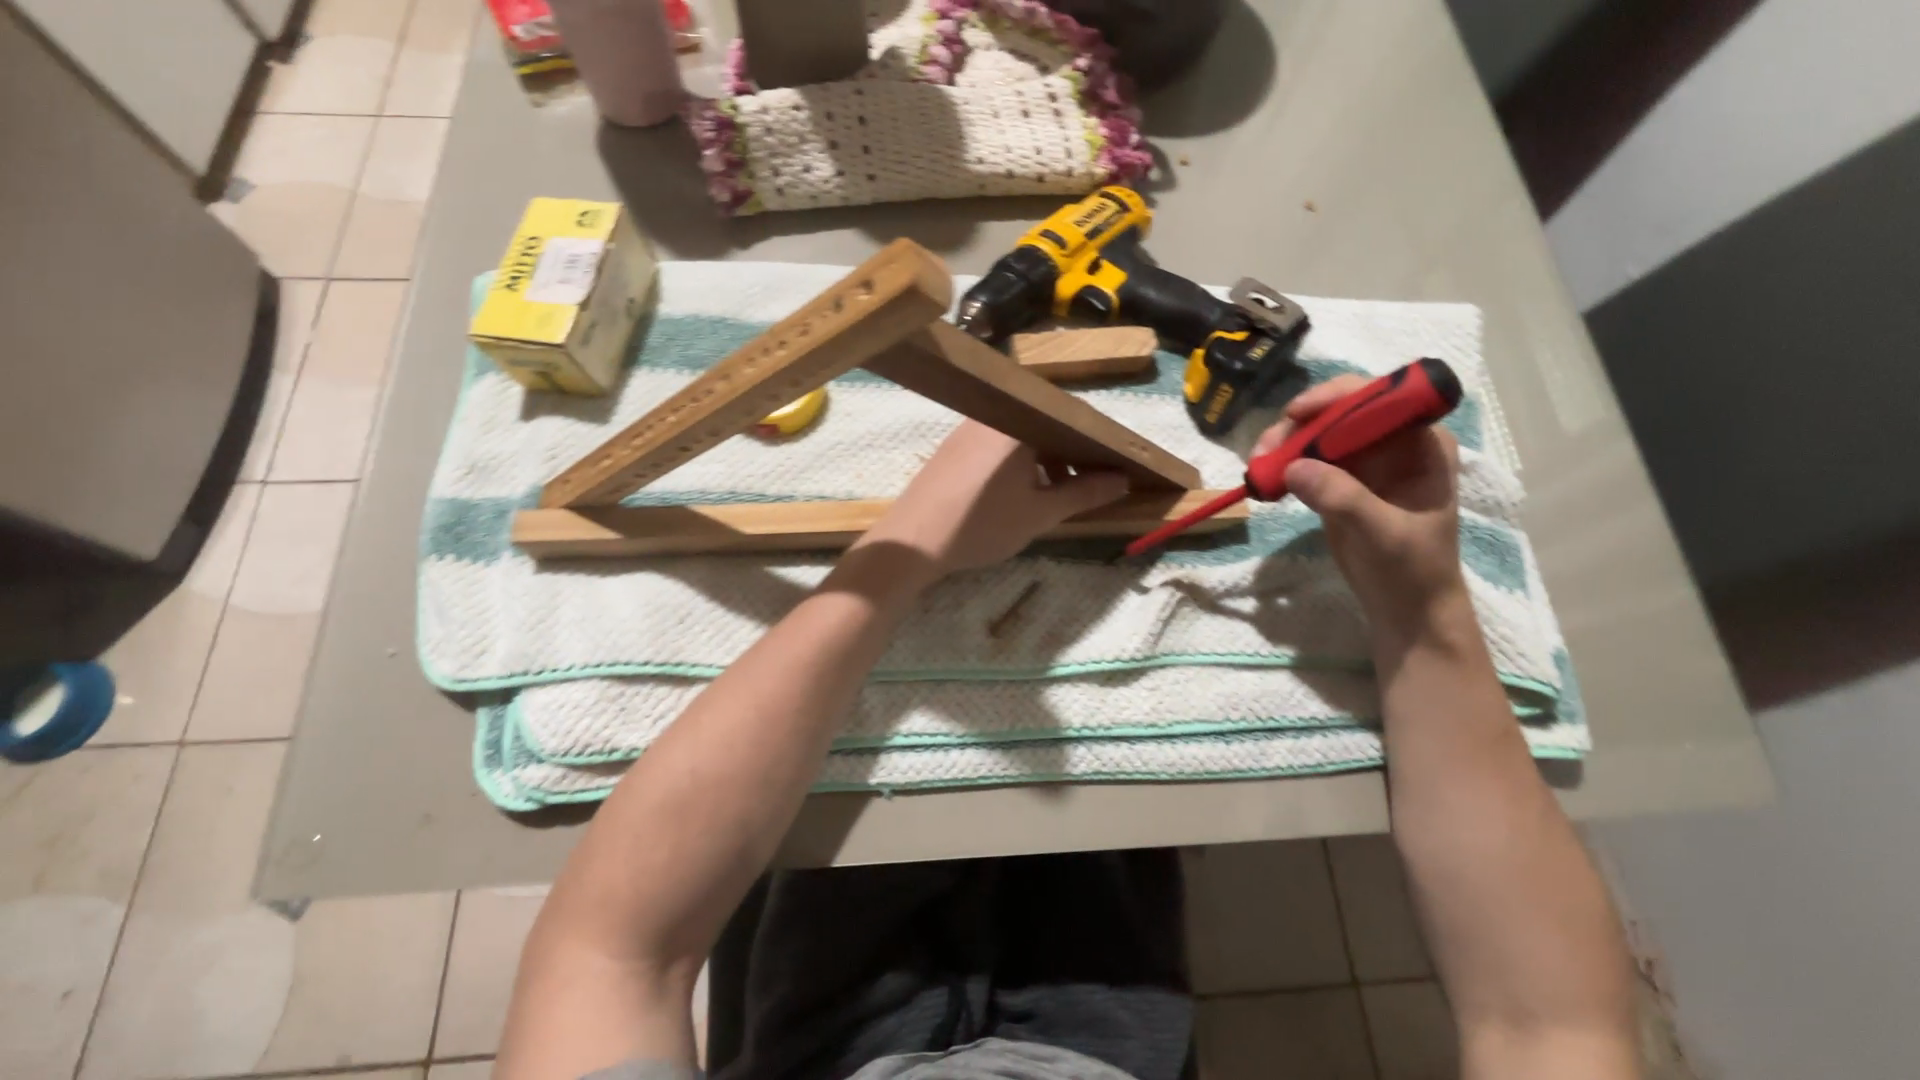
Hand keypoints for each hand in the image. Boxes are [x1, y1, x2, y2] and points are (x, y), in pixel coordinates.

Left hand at [856, 421, 1128, 578]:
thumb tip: (1122, 481)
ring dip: (1047, 459)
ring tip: (1058, 495)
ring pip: (1022, 434)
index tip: (1116, 466)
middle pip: (1047, 423)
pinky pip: (999, 443)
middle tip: (1091, 484)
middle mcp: (995, 413)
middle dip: (1073, 453)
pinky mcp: (954, 444)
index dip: (1099, 441)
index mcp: (1020, 422)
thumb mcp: (1040, 514)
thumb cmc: (982, 525)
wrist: (913, 541)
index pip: (1073, 417)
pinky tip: (1022, 492)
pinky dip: (1020, 462)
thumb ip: (1084, 493)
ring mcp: (970, 426)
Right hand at [1254, 375, 1466, 640]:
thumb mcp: (1382, 533)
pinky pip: (1305, 459)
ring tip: (1257, 467)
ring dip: (1284, 443)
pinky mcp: (1339, 482)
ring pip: (1317, 432)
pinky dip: (1282, 465)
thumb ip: (1342, 497)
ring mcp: (1364, 461)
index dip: (1338, 397)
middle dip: (1301, 423)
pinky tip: (1264, 480)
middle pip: (1340, 410)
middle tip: (1265, 449)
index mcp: (1422, 442)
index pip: (1380, 397)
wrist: (1407, 610)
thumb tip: (1293, 467)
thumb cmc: (1412, 569)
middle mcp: (1393, 442)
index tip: (1297, 413)